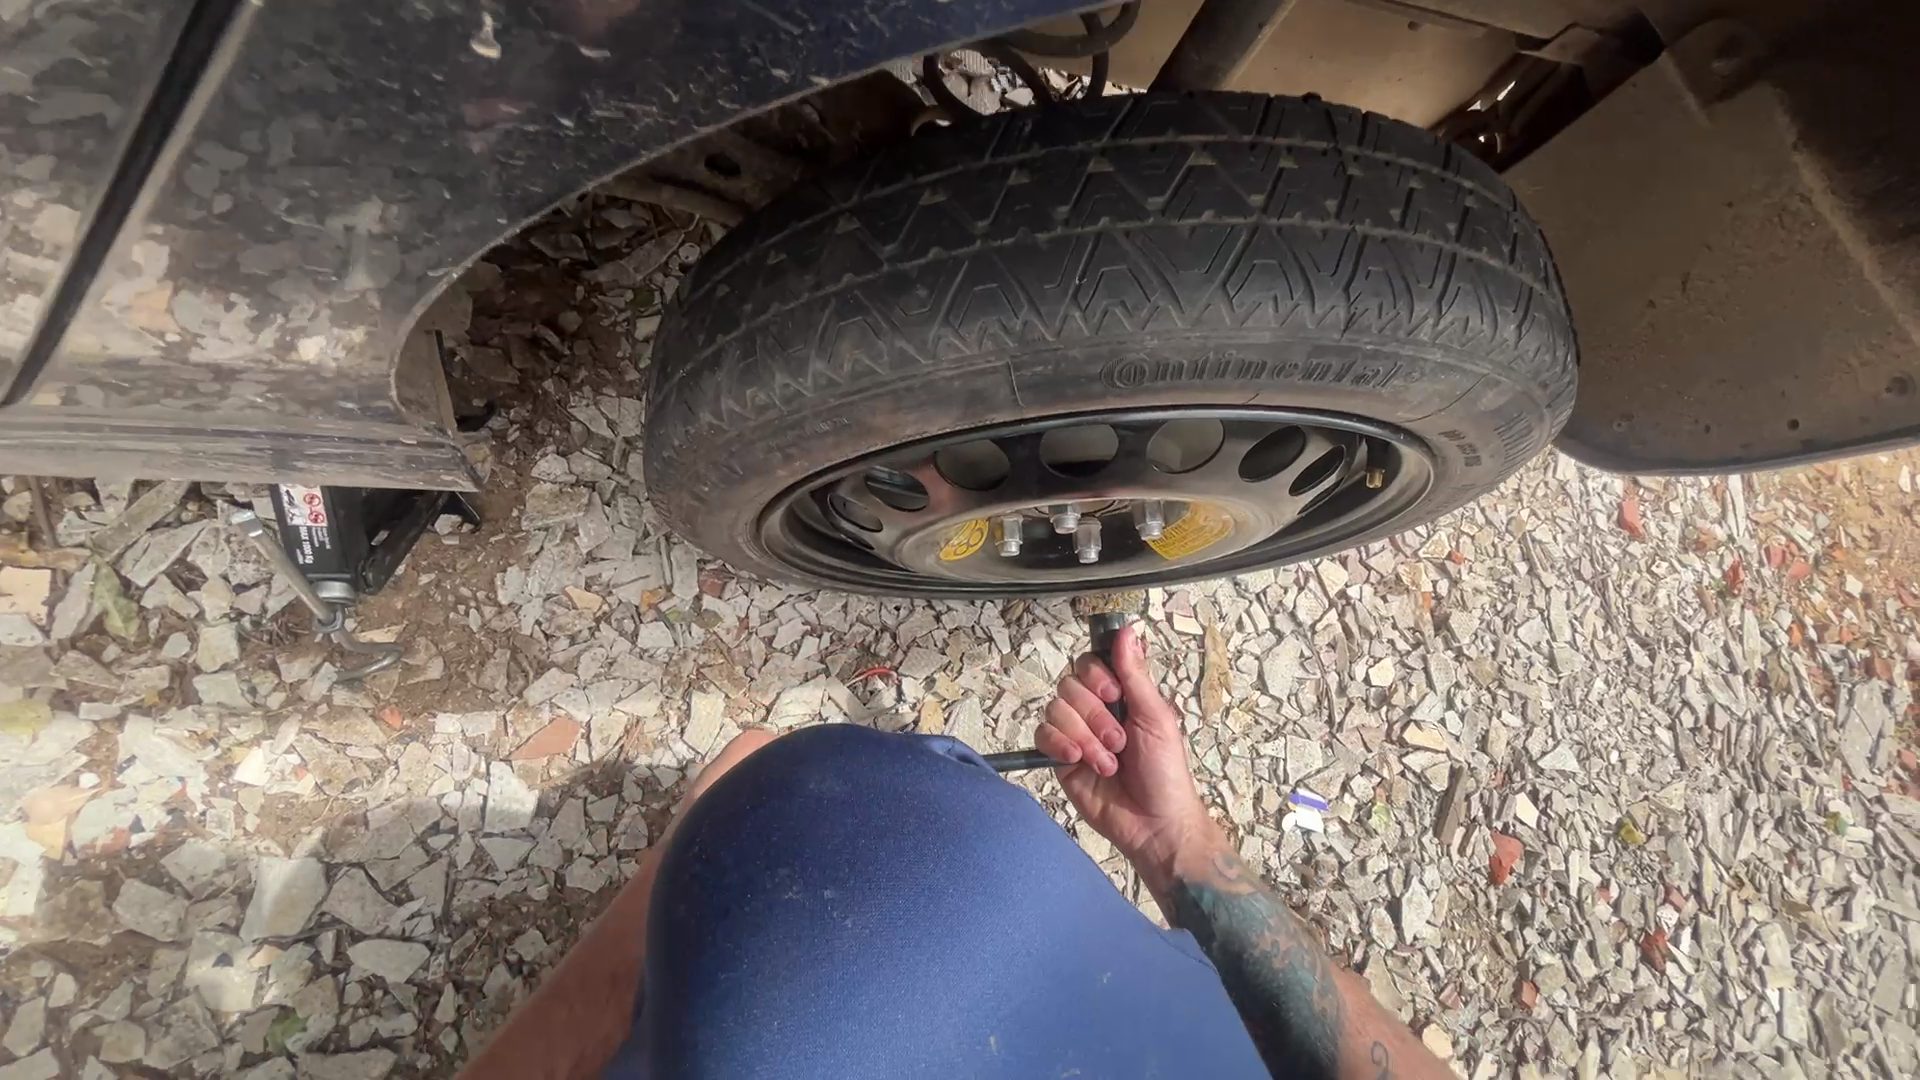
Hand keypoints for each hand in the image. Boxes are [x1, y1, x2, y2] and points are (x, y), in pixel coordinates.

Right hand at [1034, 624, 1220, 891]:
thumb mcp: (1155, 717)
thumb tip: (1127, 630)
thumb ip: (1135, 674)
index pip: (1089, 663)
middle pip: (1070, 685)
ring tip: (1108, 762)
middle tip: (1119, 741)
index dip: (1096, 676)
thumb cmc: (1165, 771)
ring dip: (1084, 736)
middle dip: (1094, 715)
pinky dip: (1060, 745)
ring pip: (1056, 710)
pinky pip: (1043, 735)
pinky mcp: (1058, 757)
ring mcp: (1074, 733)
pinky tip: (1078, 760)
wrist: (1154, 823)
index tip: (1113, 694)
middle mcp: (1092, 709)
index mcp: (1119, 695)